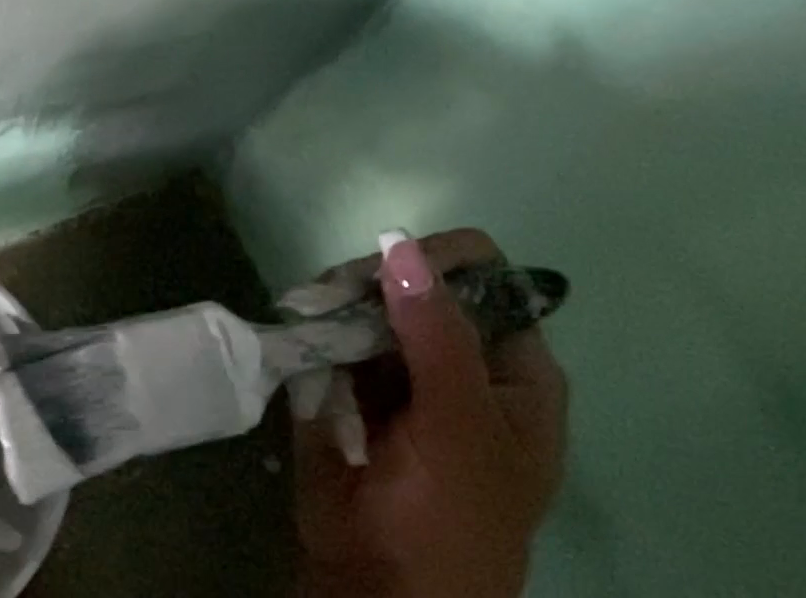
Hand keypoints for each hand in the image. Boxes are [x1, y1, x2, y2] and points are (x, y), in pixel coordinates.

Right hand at [295, 230, 567, 597]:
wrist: (377, 585)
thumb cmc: (451, 516)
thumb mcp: (460, 424)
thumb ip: (435, 332)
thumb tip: (399, 242)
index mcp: (509, 370)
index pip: (487, 281)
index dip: (441, 262)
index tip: (388, 270)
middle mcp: (453, 360)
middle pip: (414, 282)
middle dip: (372, 280)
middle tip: (334, 296)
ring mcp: (394, 370)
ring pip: (363, 302)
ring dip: (334, 299)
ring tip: (307, 310)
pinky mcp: (341, 382)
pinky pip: (327, 333)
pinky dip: (310, 324)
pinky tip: (296, 323)